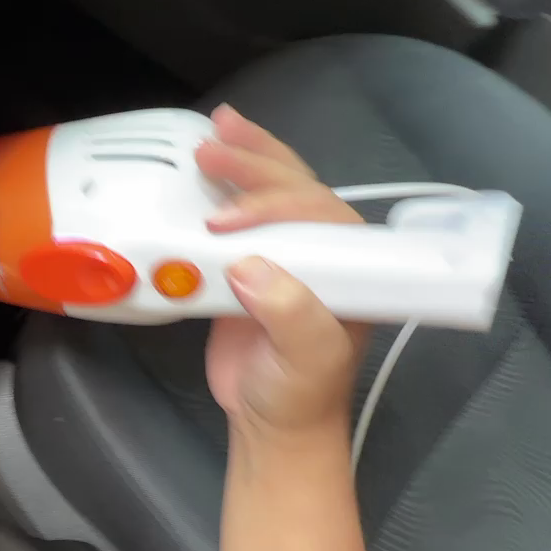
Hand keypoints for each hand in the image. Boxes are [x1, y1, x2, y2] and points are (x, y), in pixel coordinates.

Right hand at [195, 105, 366, 438]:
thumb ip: (289, 313)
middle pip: (292, 187)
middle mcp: (320, 249)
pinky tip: (202, 175)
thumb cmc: (299, 391)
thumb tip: (248, 267)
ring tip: (216, 128)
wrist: (270, 421)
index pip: (311, 211)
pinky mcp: (246, 272)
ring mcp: (283, 258)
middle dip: (253, 161)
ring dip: (243, 160)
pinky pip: (234, 225)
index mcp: (348, 262)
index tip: (219, 222)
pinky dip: (218, 195)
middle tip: (212, 142)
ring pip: (268, 195)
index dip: (266, 205)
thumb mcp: (306, 358)